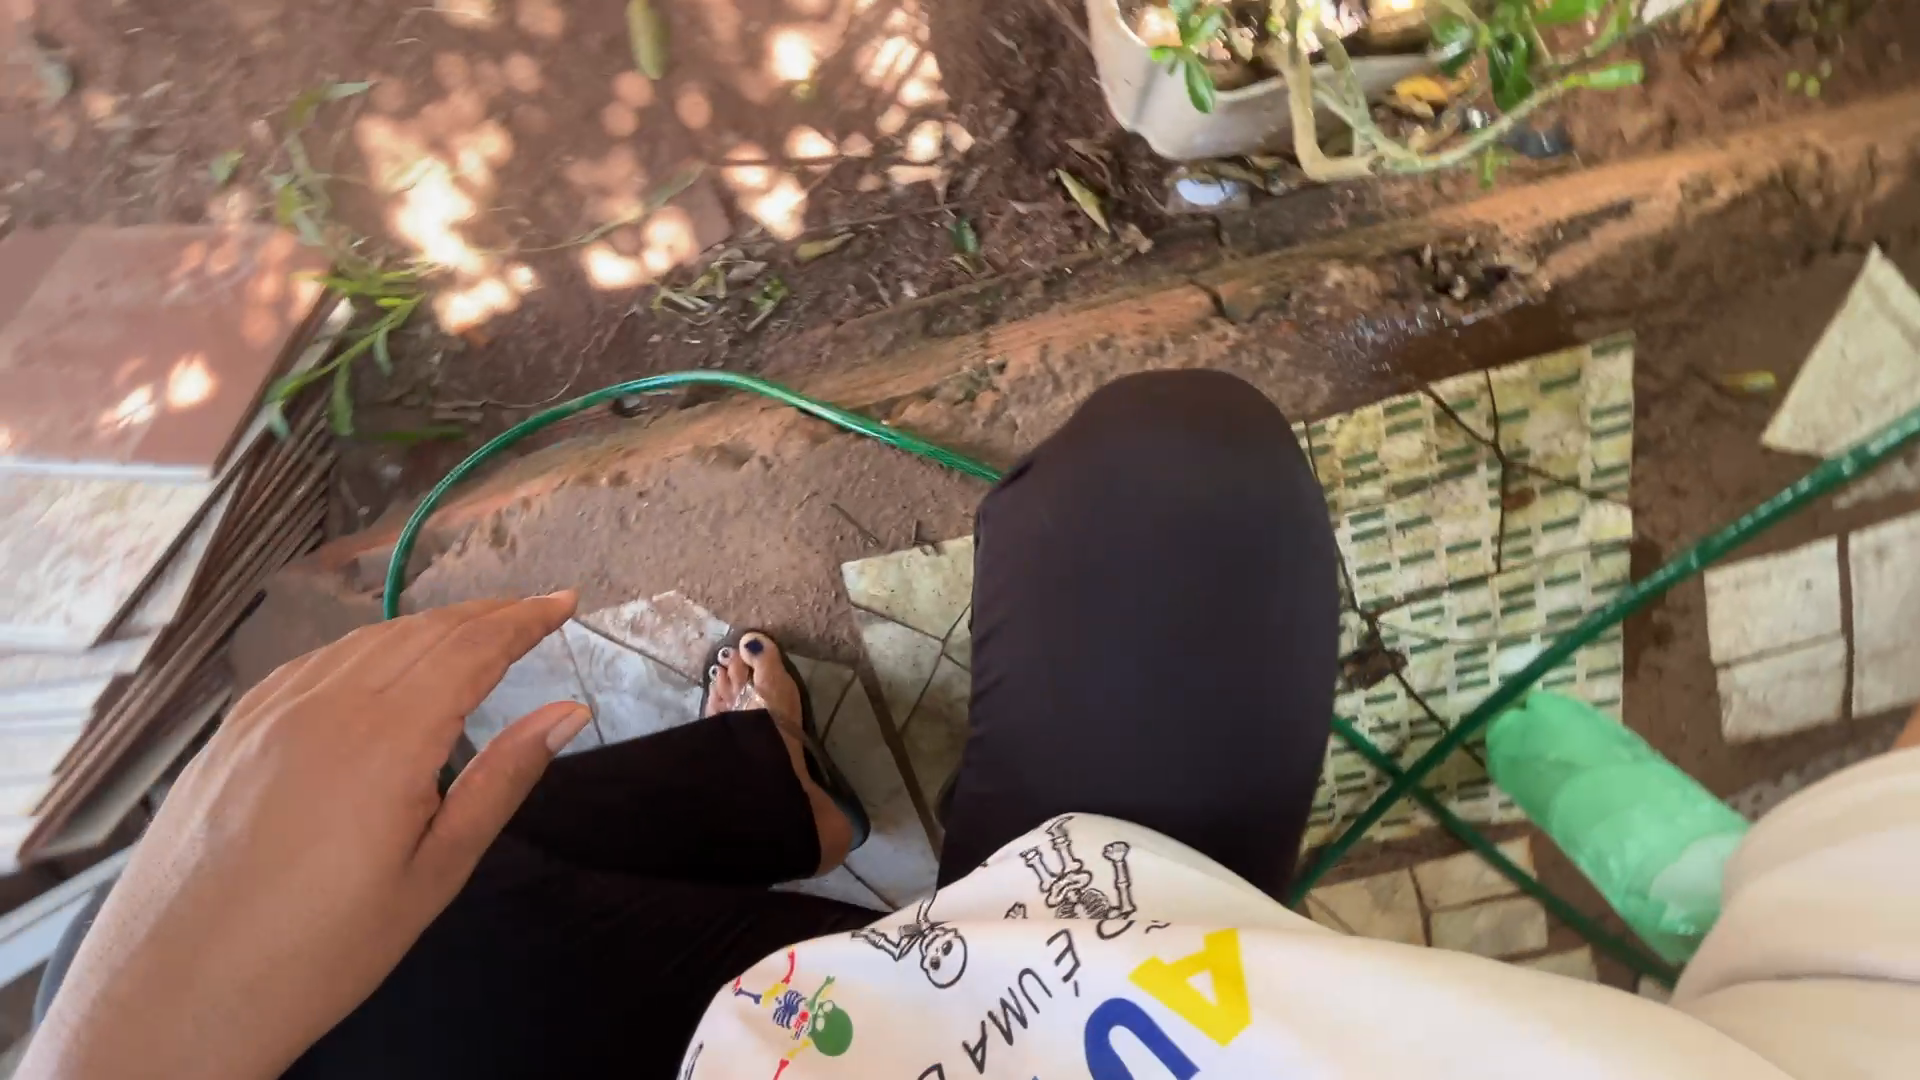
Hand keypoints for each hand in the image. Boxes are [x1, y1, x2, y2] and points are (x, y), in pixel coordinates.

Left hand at [22, 593, 587, 1079]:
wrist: (160, 1014)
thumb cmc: (324, 949)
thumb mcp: (438, 869)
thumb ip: (506, 777)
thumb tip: (572, 711)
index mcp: (387, 739)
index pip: (472, 650)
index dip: (525, 620)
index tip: (566, 600)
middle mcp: (325, 708)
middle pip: (425, 633)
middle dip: (490, 614)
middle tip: (538, 608)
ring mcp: (266, 717)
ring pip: (369, 641)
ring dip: (435, 625)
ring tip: (479, 627)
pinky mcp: (229, 736)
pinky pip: (315, 664)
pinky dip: (372, 645)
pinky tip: (386, 658)